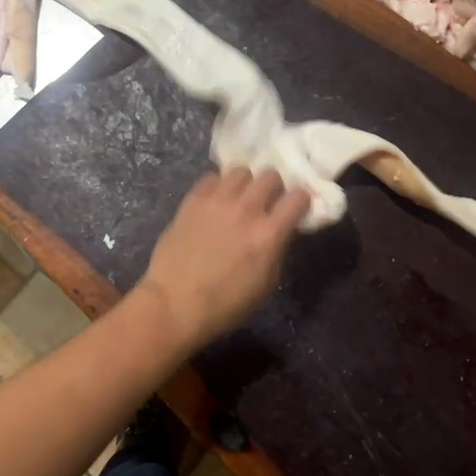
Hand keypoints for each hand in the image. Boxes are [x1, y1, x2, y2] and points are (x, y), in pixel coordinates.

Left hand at [133, 168, 308, 347]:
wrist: (174, 303)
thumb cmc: (225, 304)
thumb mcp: (265, 284)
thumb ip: (277, 249)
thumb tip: (281, 229)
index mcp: (267, 234)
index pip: (298, 197)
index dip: (301, 200)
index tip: (296, 207)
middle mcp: (246, 209)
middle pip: (270, 175)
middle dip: (274, 187)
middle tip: (267, 201)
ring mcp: (217, 200)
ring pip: (241, 170)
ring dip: (246, 183)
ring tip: (240, 197)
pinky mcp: (194, 199)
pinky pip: (212, 176)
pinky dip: (218, 185)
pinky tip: (216, 200)